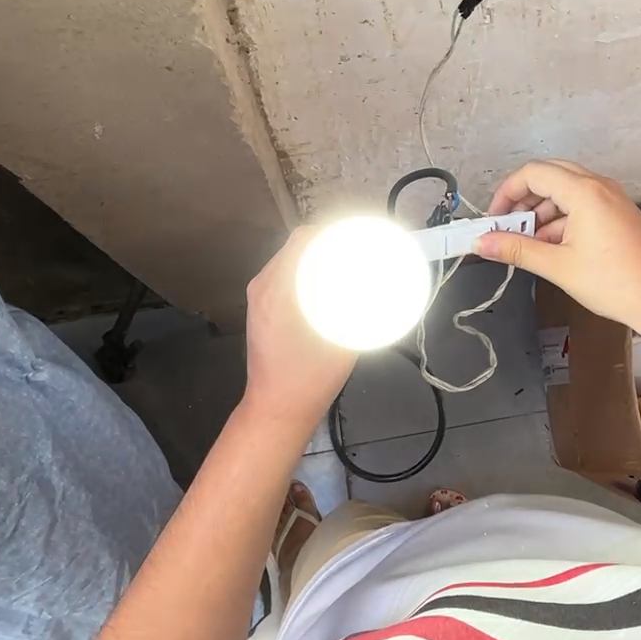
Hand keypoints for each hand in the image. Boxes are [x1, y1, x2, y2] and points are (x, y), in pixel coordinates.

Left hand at [243, 226, 357, 427]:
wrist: (276, 409)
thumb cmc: (309, 379)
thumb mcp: (344, 342)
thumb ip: (362, 310)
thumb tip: (382, 283)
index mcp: (279, 291)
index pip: (304, 239)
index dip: (334, 230)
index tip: (360, 234)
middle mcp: (263, 287)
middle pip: (296, 245)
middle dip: (329, 239)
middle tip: (360, 247)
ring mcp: (259, 297)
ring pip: (290, 258)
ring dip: (317, 254)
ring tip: (347, 261)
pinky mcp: (261, 308)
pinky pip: (284, 274)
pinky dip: (306, 269)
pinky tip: (327, 281)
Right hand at [474, 160, 640, 340]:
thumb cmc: (617, 283)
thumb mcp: (559, 266)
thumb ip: (517, 249)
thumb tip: (482, 243)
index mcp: (584, 191)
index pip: (533, 173)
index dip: (506, 192)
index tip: (493, 219)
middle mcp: (600, 186)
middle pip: (549, 176)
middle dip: (523, 199)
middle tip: (506, 226)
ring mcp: (613, 199)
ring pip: (566, 191)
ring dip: (542, 212)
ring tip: (527, 244)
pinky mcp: (619, 214)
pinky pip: (583, 205)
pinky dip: (562, 219)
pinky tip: (552, 247)